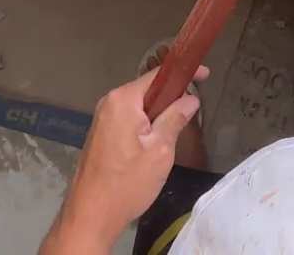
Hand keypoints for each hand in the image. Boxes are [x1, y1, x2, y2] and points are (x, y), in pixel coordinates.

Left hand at [45, 65, 207, 252]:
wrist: (88, 220)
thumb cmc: (126, 184)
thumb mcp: (159, 151)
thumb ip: (175, 119)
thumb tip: (191, 99)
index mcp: (123, 100)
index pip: (159, 74)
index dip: (184, 73)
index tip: (205, 75)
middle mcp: (109, 103)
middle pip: (148, 90)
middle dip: (170, 100)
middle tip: (189, 115)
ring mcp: (101, 119)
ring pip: (139, 107)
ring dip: (157, 116)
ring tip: (171, 136)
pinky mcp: (99, 135)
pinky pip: (128, 119)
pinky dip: (143, 126)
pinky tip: (151, 147)